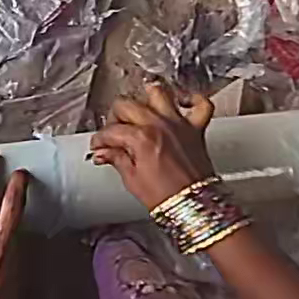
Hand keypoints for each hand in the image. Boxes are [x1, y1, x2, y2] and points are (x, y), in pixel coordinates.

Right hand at [89, 83, 217, 208]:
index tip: (99, 146)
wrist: (195, 206)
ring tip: (140, 111)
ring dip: (145, 99)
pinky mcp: (196, 128)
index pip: (111, 130)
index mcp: (141, 138)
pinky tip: (181, 102)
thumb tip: (104, 152)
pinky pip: (200, 104)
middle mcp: (159, 125)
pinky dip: (192, 99)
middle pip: (126, 105)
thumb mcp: (132, 180)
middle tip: (113, 133)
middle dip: (115, 118)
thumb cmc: (167, 198)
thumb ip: (117, 159)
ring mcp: (178, 123)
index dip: (100, 139)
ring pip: (158, 93)